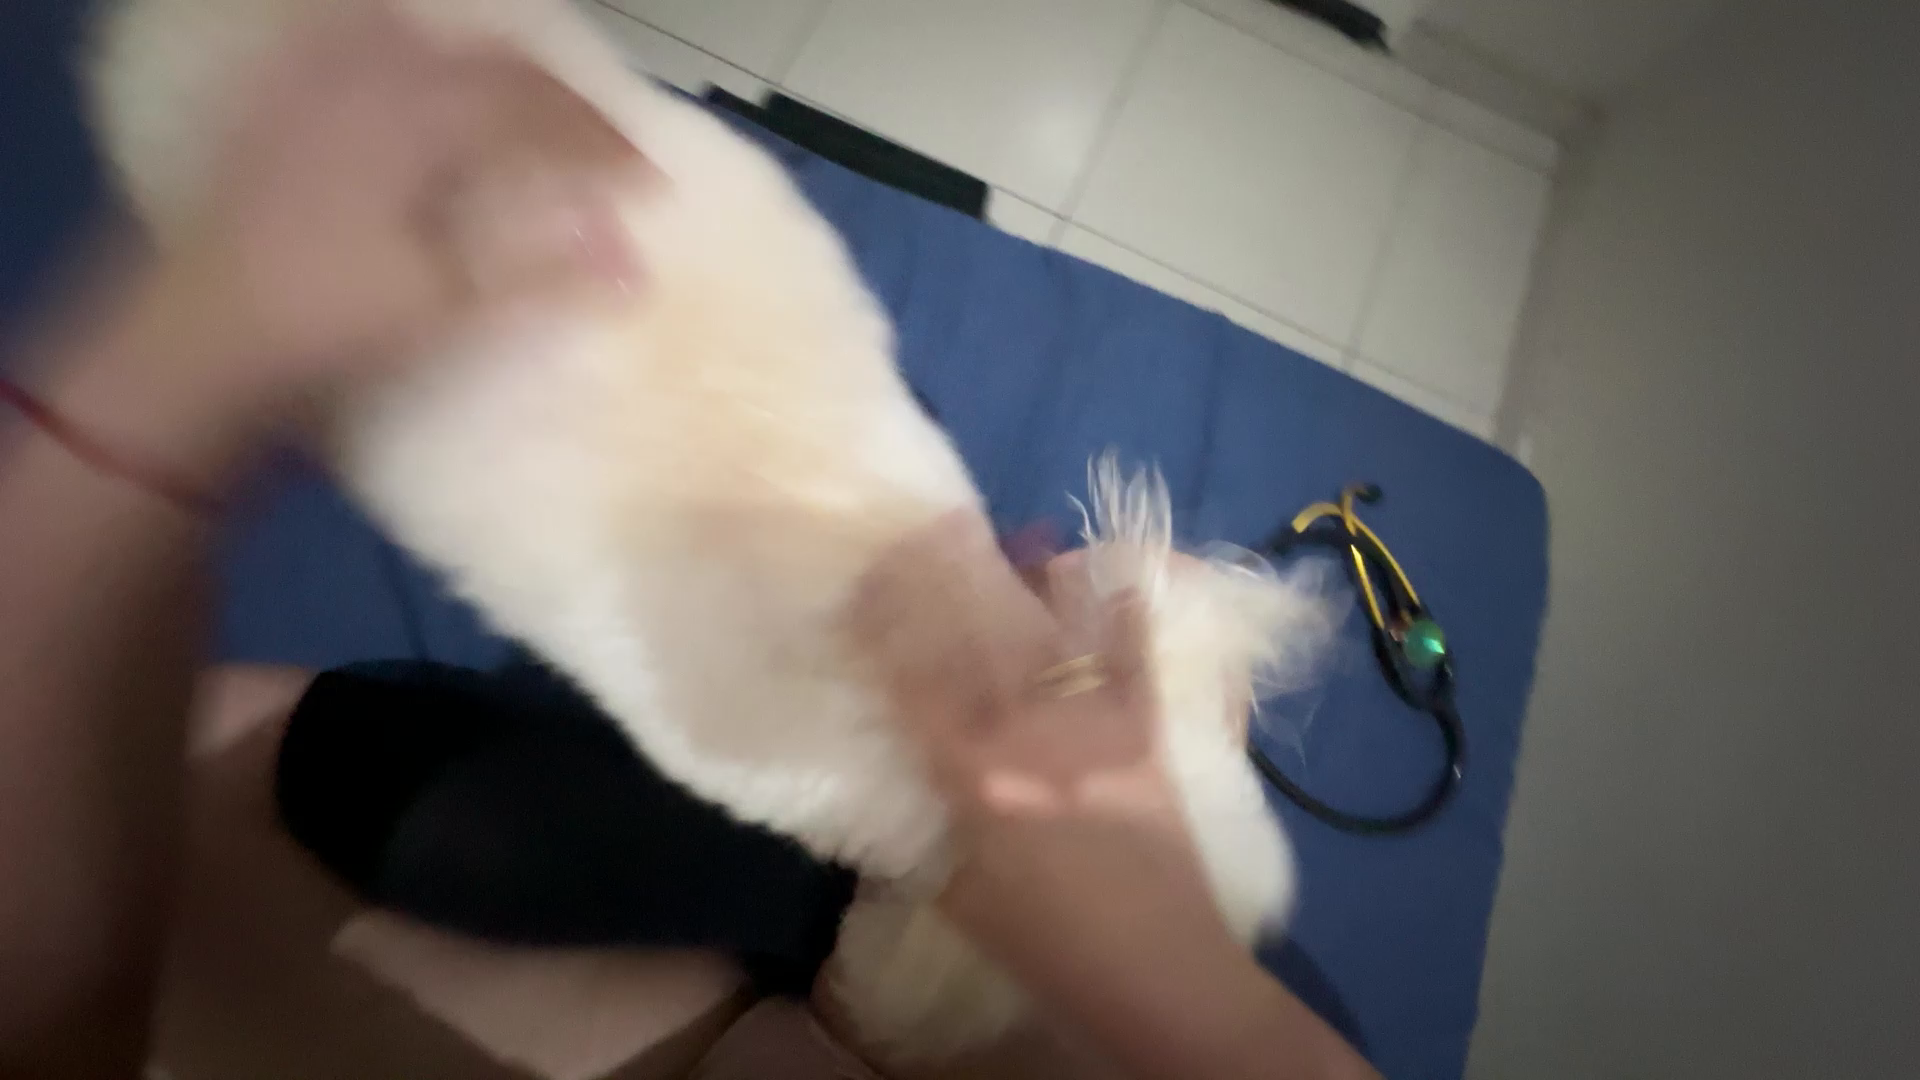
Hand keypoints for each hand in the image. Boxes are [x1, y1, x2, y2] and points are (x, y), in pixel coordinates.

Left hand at [34, 2, 643, 497]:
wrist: (201, 343)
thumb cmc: (336, 328)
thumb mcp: (455, 310)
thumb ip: (550, 275)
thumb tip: (637, 267)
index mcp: (417, 130)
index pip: (538, 113)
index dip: (605, 142)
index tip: (654, 178)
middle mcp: (366, 83)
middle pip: (491, 63)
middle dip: (563, 99)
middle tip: (609, 142)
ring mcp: (318, 86)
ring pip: (430, 42)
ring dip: (499, 70)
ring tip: (541, 106)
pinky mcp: (285, 103)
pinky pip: (359, 45)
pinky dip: (417, 54)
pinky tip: (430, 72)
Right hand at [847, 515, 1230, 977]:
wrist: (1158, 972)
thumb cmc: (1046, 942)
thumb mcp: (957, 888)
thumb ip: (924, 817)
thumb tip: (904, 760)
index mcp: (973, 775)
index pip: (912, 679)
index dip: (883, 623)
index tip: (863, 581)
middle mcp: (1030, 731)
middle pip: (976, 636)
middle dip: (944, 579)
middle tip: (922, 531)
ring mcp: (1094, 720)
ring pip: (1047, 631)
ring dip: (1022, 579)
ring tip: (1004, 539)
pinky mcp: (1146, 727)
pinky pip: (1135, 653)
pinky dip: (1124, 610)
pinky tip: (1117, 571)